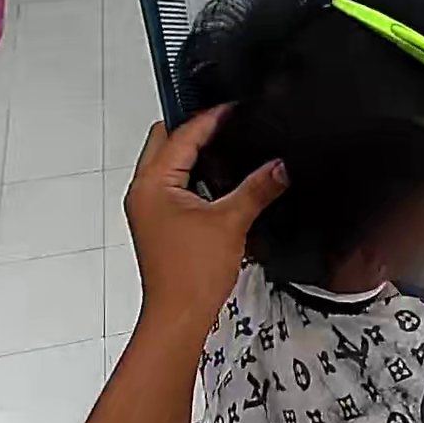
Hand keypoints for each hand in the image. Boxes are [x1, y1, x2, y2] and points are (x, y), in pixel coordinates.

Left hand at [125, 107, 286, 336]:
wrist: (180, 313)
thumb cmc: (191, 274)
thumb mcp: (231, 223)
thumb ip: (257, 189)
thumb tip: (279, 167)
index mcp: (152, 184)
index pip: (180, 136)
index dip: (208, 119)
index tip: (231, 110)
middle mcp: (144, 192)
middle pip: (165, 144)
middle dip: (194, 130)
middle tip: (225, 122)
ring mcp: (150, 209)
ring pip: (170, 167)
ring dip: (194, 155)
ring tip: (227, 148)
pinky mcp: (161, 224)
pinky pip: (176, 189)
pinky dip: (196, 179)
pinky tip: (221, 186)